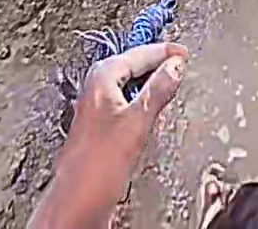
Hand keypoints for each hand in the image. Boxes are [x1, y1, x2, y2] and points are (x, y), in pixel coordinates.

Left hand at [30, 43, 187, 228]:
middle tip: (178, 60)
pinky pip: (126, 100)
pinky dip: (142, 98)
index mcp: (102, 76)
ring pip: (129, 82)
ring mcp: (96, 107)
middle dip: (156, 62)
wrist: (75, 206)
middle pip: (132, 64)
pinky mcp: (99, 126)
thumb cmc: (96, 166)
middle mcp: (96, 87)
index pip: (140, 53)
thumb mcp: (137, 121)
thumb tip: (174, 66)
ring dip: (149, 80)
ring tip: (168, 78)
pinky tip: (150, 108)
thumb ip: (158, 90)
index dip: (164, 52)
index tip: (182, 52)